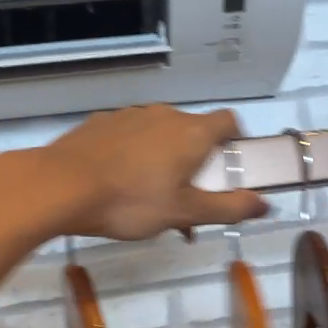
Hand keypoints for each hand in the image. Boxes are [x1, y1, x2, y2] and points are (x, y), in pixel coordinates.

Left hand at [38, 104, 269, 241]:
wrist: (62, 186)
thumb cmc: (132, 201)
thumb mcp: (185, 212)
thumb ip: (228, 208)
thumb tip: (266, 205)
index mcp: (192, 133)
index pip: (228, 121)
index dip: (235, 141)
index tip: (229, 168)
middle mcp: (164, 115)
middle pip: (193, 133)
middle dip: (197, 164)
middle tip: (189, 203)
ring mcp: (130, 116)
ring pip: (160, 137)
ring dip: (165, 162)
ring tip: (152, 202)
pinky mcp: (101, 124)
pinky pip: (130, 139)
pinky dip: (135, 159)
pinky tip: (121, 187)